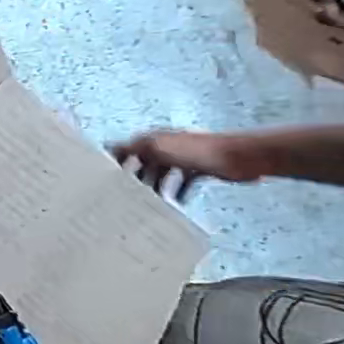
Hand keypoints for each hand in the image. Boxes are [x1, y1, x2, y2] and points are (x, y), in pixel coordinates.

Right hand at [111, 130, 263, 200]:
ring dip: (155, 188)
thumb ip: (132, 148)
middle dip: (134, 179)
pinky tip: (174, 204)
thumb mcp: (157, 147)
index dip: (114, 161)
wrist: (239, 157)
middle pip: (141, 164)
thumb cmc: (196, 151)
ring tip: (149, 204)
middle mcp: (163, 147)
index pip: (125, 148)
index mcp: (152, 139)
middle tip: (126, 196)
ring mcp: (181, 159)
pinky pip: (180, 183)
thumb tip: (107, 148)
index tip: (104, 178)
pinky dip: (177, 193)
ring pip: (160, 175)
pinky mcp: (197, 171)